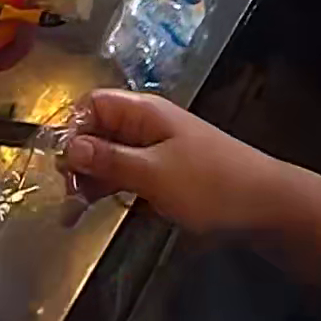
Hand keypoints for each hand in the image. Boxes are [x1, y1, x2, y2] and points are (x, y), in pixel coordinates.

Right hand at [62, 89, 293, 234]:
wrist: (262, 204)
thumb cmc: (208, 183)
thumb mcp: (154, 173)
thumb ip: (109, 159)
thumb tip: (66, 146)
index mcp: (144, 112)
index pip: (94, 104)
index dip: (72, 128)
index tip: (58, 165)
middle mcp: (146, 125)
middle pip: (97, 131)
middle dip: (76, 160)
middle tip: (66, 199)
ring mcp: (155, 150)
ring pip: (109, 156)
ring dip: (89, 180)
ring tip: (72, 216)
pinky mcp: (163, 174)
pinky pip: (125, 176)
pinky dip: (109, 191)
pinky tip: (95, 213)